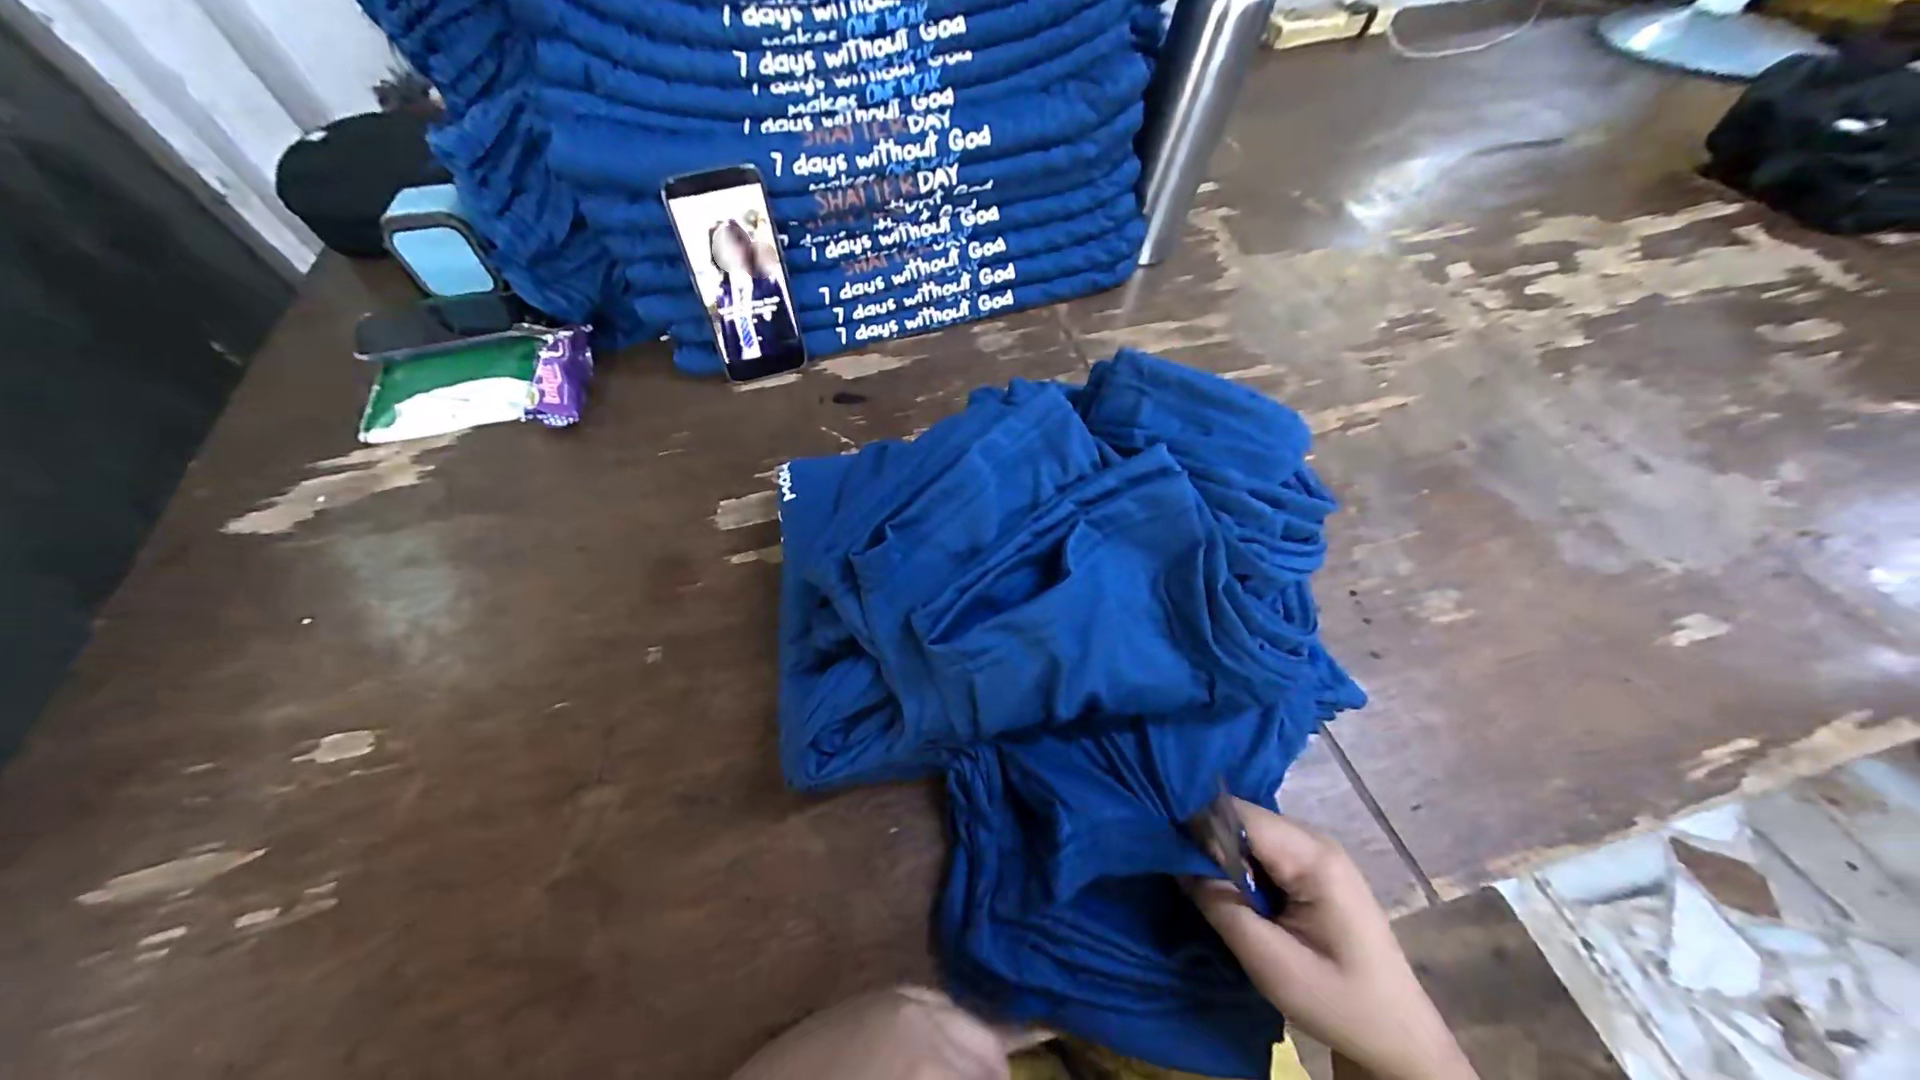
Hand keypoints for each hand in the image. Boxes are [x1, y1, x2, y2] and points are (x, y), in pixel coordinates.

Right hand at [1189, 801, 1476, 1079]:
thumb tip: (1179, 863)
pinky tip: (1235, 895)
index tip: (1176, 861)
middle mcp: (1316, 841)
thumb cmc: (1339, 1002)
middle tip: (1190, 881)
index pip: (1239, 815)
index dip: (1201, 831)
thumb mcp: (1271, 963)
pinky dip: (1241, 867)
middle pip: (1243, 819)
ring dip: (1224, 858)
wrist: (1398, 1039)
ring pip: (1249, 833)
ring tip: (1210, 890)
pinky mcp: (1313, 869)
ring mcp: (1317, 853)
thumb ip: (1221, 905)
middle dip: (1210, 844)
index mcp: (1314, 857)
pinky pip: (1262, 849)